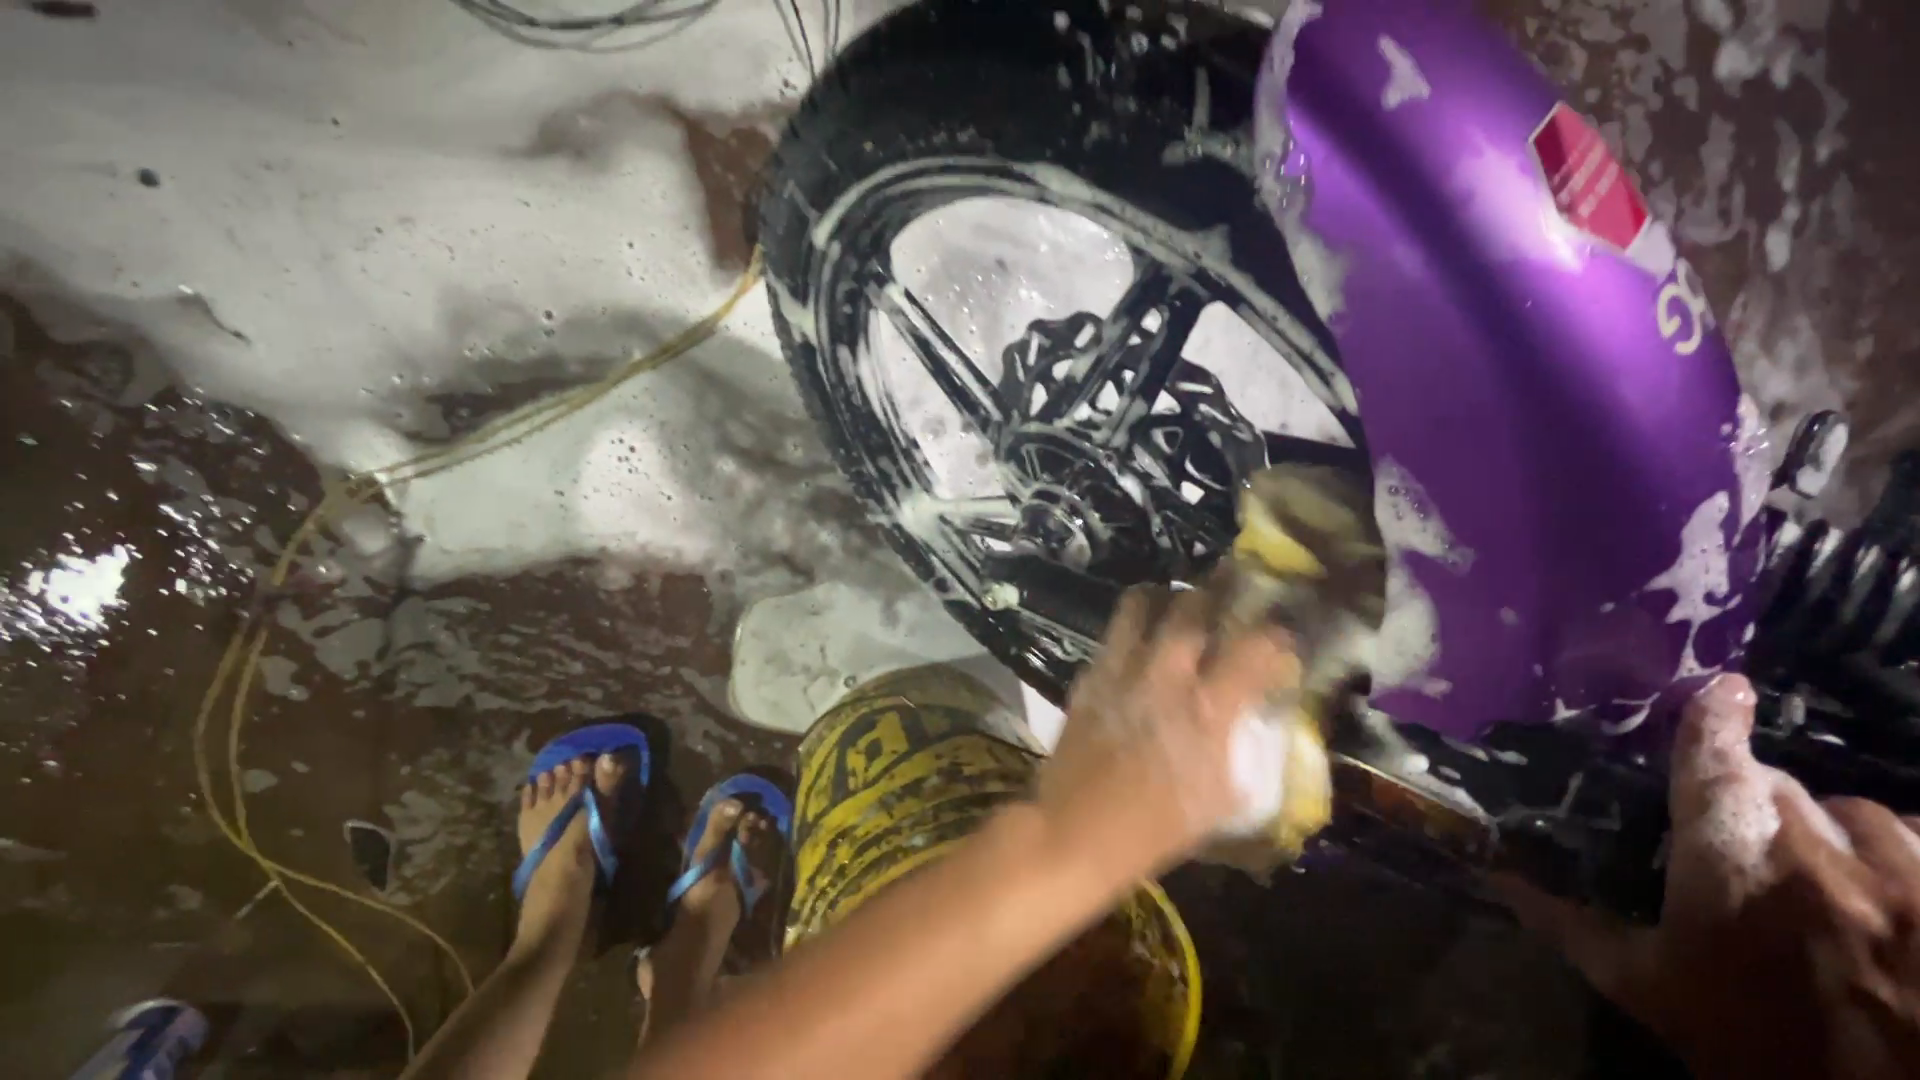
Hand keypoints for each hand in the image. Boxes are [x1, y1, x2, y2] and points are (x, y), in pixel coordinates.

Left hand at [1035, 584, 1298, 885]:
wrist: (1076, 831)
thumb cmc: (1157, 827)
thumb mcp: (1223, 797)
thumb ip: (1246, 749)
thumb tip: (1259, 719)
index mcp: (1209, 707)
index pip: (1256, 644)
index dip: (1277, 633)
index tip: (1283, 636)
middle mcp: (1165, 674)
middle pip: (1194, 605)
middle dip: (1219, 594)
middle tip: (1230, 598)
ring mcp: (1120, 669)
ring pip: (1142, 602)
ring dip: (1166, 598)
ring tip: (1177, 607)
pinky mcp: (1089, 675)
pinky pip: (1112, 633)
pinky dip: (1132, 629)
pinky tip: (1140, 646)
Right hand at [1499, 675, 1919, 1079]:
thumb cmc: (1759, 1040)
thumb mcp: (1652, 991)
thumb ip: (1575, 927)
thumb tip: (1500, 880)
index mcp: (1729, 856)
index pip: (1716, 759)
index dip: (1714, 716)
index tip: (1722, 687)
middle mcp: (1819, 846)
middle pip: (1781, 786)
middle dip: (1757, 798)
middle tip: (1743, 840)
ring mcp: (1907, 870)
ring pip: (1861, 813)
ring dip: (1835, 829)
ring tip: (1827, 873)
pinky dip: (1900, 854)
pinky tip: (1889, 893)